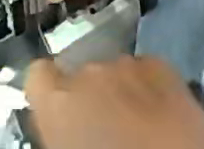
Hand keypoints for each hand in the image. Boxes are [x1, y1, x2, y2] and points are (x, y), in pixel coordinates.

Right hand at [25, 56, 203, 148]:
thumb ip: (64, 134)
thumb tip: (74, 130)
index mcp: (56, 102)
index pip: (38, 76)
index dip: (51, 95)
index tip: (65, 121)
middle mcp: (86, 73)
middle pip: (82, 77)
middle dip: (95, 102)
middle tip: (111, 137)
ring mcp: (125, 65)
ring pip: (116, 75)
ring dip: (124, 96)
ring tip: (143, 132)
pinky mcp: (163, 68)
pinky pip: (147, 73)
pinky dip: (152, 92)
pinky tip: (165, 120)